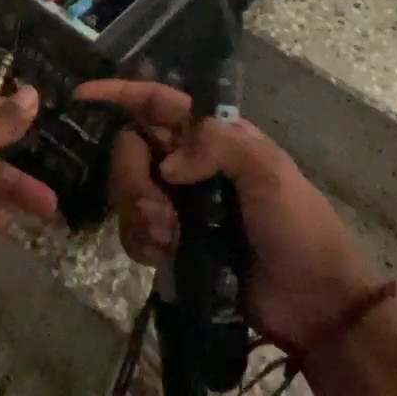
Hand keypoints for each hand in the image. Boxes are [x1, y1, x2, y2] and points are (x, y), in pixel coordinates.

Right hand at [77, 79, 384, 356]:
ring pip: (126, 190)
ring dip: (139, 215)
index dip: (119, 92)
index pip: (157, 101)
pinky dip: (141, 241)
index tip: (82, 95)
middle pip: (131, 149)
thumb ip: (218, 146)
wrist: (314, 304)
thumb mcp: (268, 172)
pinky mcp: (171, 243)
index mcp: (211, 135)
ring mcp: (178, 203)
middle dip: (133, 178)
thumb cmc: (297, 226)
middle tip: (159, 210)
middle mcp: (188, 162)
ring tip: (170, 241)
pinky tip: (166, 256)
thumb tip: (168, 165)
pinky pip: (133, 229)